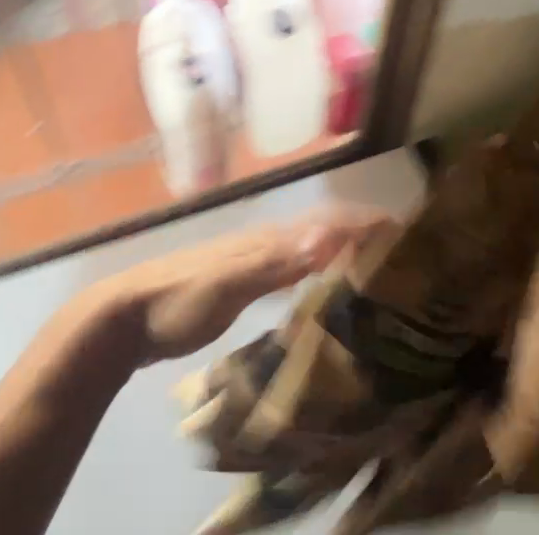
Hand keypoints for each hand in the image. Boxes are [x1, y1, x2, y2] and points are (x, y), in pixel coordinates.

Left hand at [90, 211, 388, 365]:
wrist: (124, 318)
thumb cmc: (177, 300)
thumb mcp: (227, 283)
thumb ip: (276, 261)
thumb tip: (330, 237)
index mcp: (271, 238)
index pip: (332, 221)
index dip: (371, 223)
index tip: (414, 234)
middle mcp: (270, 242)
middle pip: (329, 230)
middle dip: (369, 235)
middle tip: (411, 259)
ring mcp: (257, 261)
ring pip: (314, 248)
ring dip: (348, 253)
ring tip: (383, 275)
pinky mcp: (247, 283)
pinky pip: (298, 269)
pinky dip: (323, 273)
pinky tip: (331, 294)